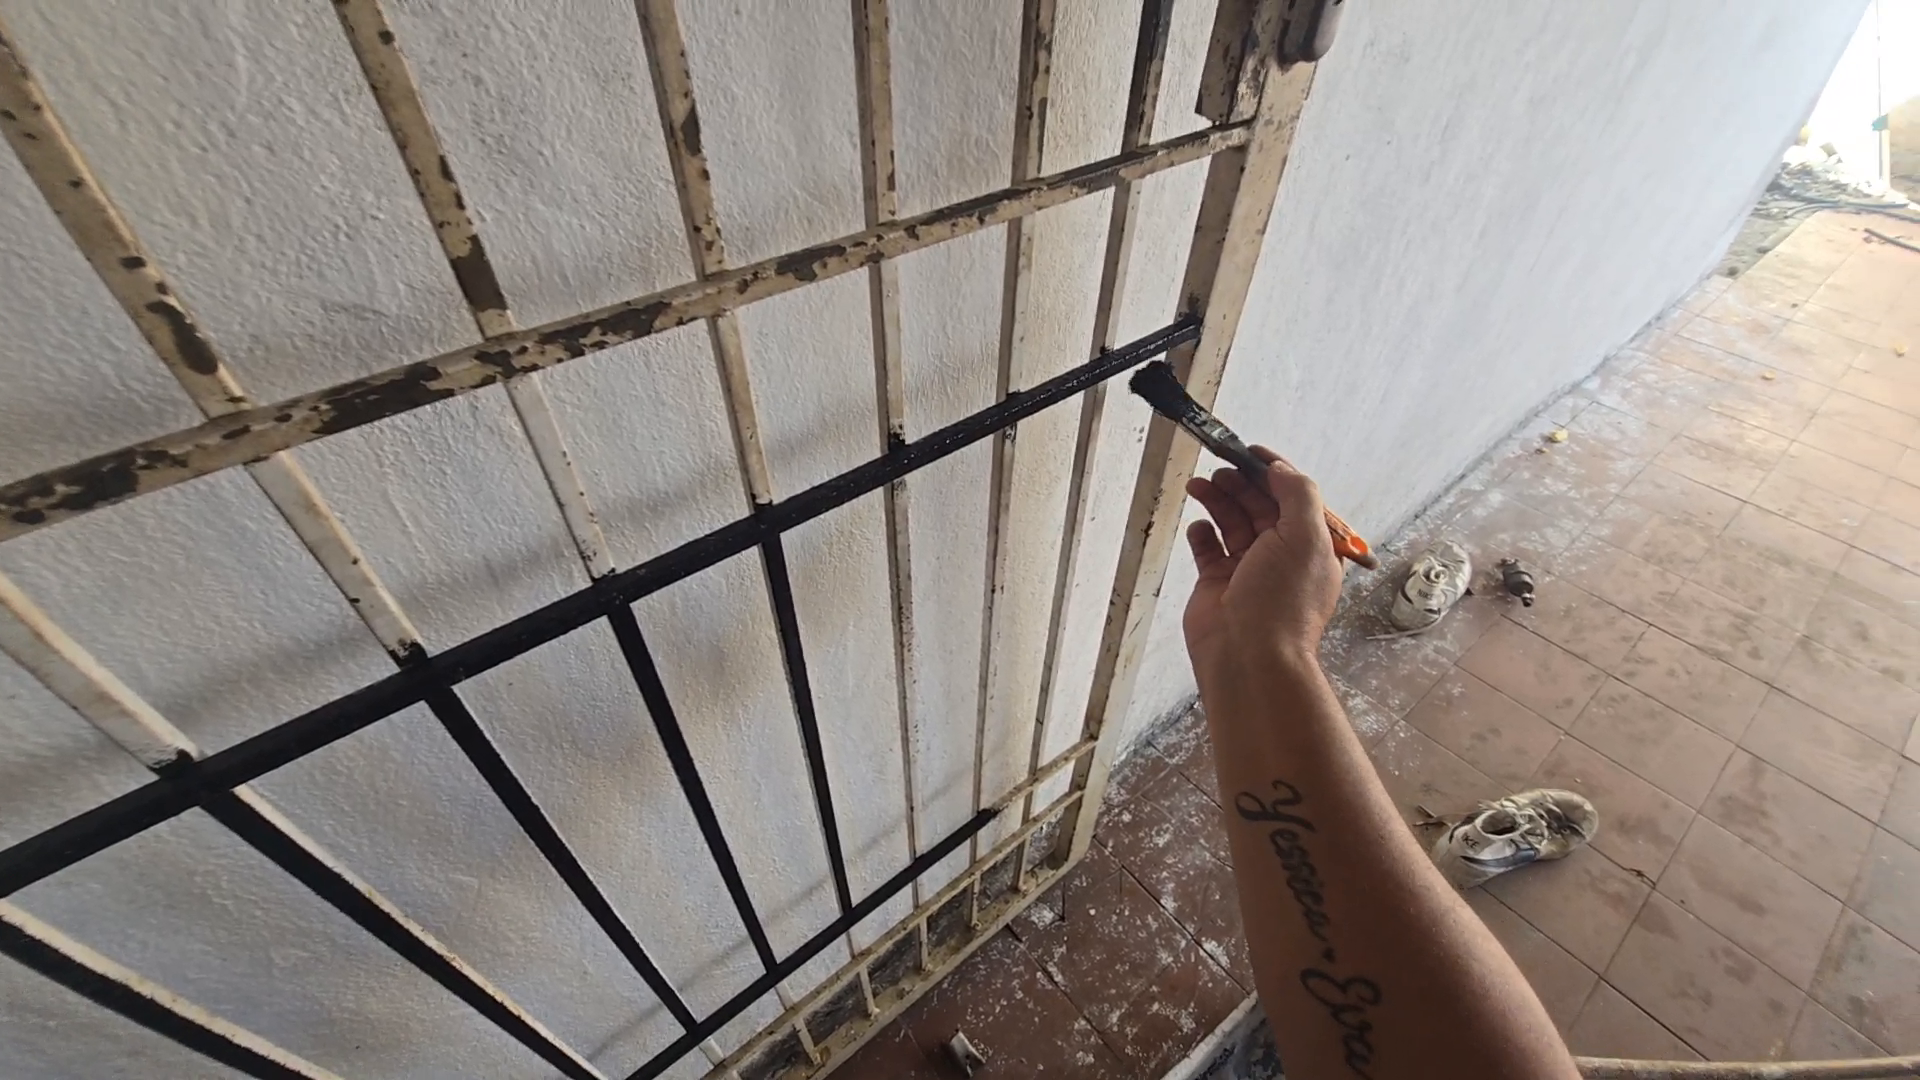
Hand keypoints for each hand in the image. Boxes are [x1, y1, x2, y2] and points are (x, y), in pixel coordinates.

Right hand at [1182, 447, 1342, 679]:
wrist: (1248, 654)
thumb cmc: (1281, 598)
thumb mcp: (1306, 538)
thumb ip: (1297, 495)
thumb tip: (1279, 469)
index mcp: (1310, 544)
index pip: (1292, 496)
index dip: (1272, 470)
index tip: (1248, 450)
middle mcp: (1280, 554)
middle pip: (1259, 505)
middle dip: (1240, 483)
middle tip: (1218, 467)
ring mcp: (1246, 568)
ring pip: (1231, 522)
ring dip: (1217, 500)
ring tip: (1199, 485)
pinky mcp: (1216, 582)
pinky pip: (1208, 548)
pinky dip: (1202, 533)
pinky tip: (1197, 526)